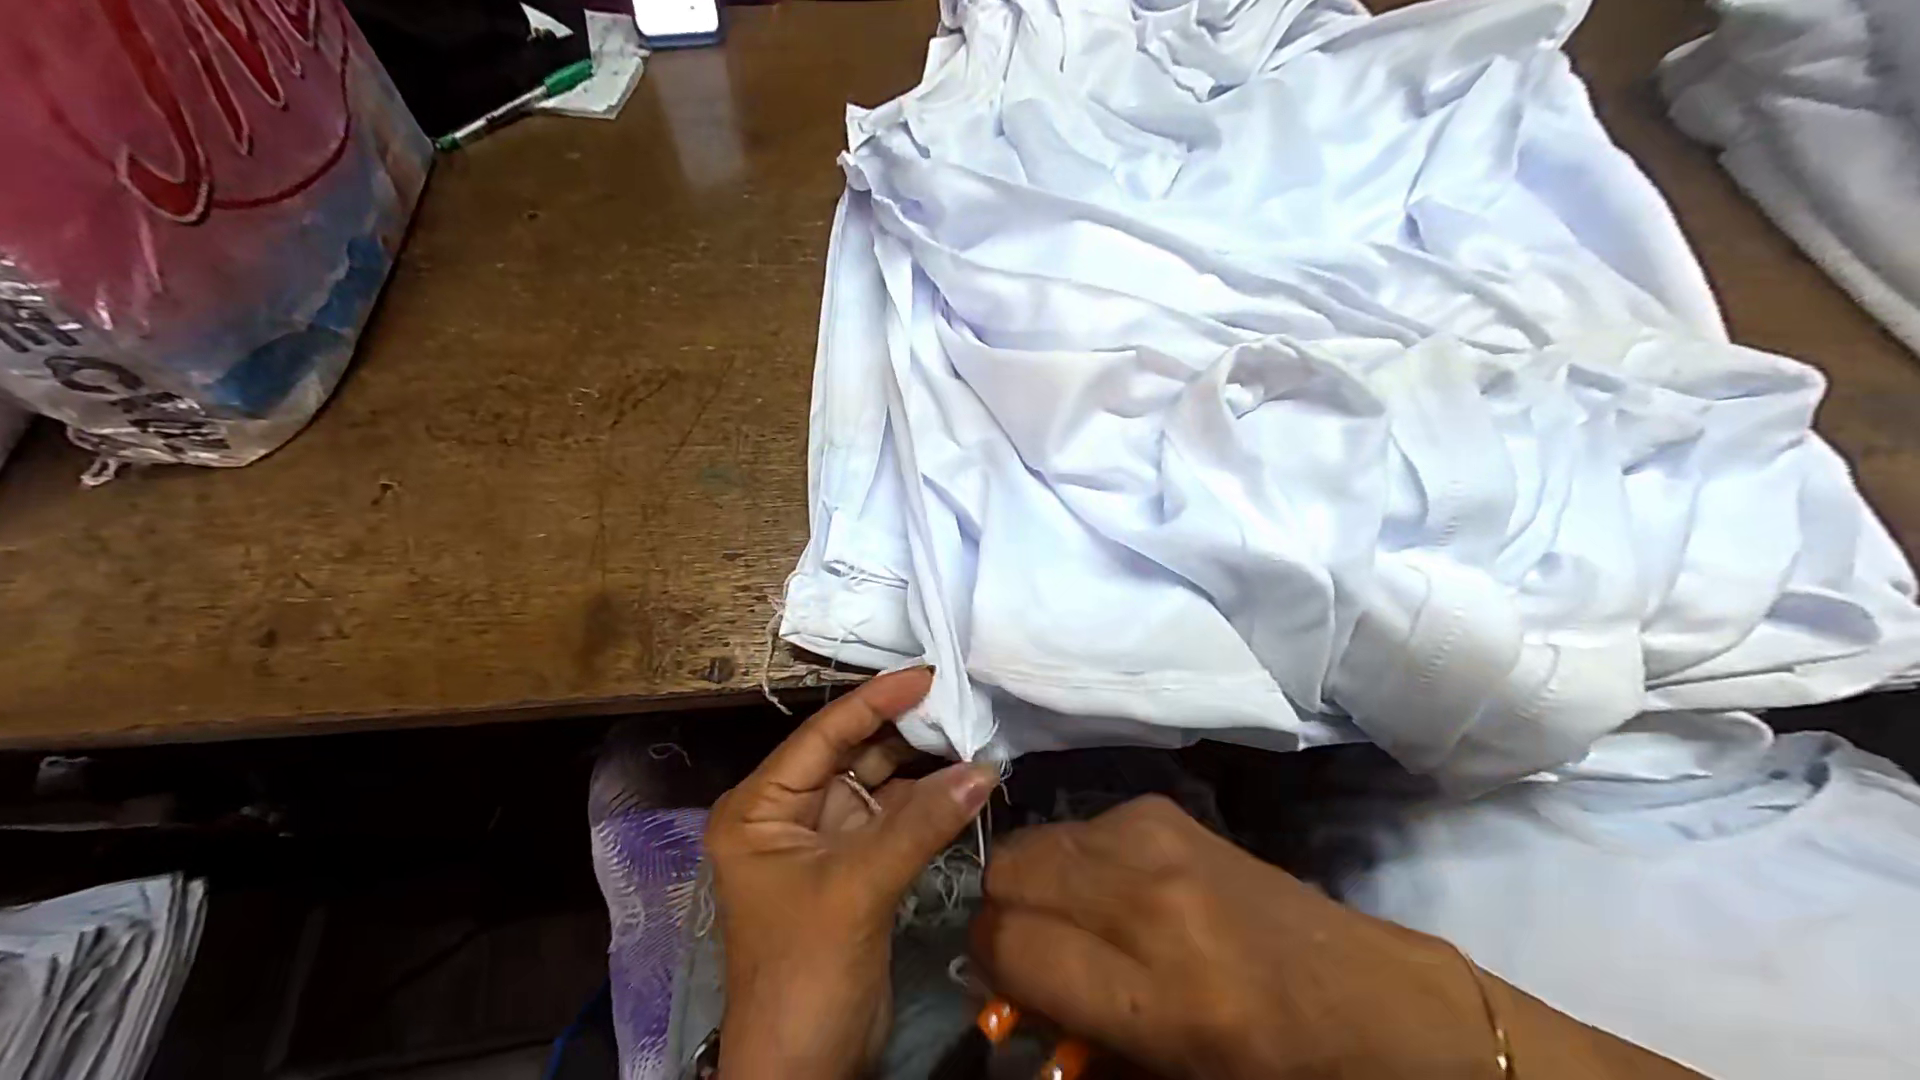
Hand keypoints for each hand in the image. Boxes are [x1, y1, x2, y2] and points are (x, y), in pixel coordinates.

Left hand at [706, 667, 997, 1079]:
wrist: (806, 1071)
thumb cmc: (805, 973)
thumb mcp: (857, 888)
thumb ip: (921, 824)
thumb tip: (985, 769)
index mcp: (761, 806)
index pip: (823, 734)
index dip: (875, 701)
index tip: (927, 675)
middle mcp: (789, 811)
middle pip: (853, 752)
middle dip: (904, 729)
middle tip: (959, 700)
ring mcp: (825, 836)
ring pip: (879, 781)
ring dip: (922, 762)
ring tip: (971, 732)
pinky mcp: (856, 862)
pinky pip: (895, 815)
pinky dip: (928, 799)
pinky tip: (964, 780)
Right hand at [972, 795, 1501, 1079]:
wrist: (1358, 998)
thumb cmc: (1266, 1065)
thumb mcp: (1162, 1077)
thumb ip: (1070, 1034)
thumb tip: (1001, 988)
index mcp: (1155, 992)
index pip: (1011, 943)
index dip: (988, 962)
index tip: (998, 977)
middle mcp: (1147, 898)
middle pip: (1009, 871)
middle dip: (1000, 912)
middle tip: (1027, 944)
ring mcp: (1154, 839)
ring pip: (1033, 840)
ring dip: (1033, 881)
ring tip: (1069, 916)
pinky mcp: (1159, 808)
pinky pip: (1077, 826)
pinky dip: (1072, 859)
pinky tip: (1109, 889)